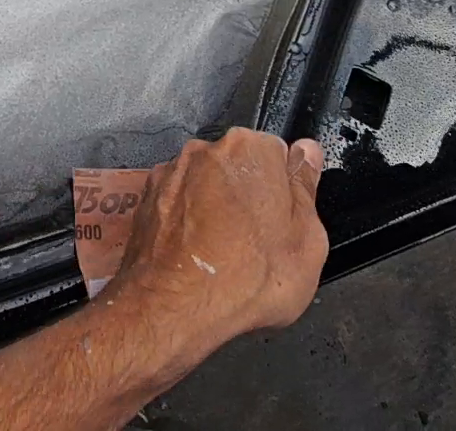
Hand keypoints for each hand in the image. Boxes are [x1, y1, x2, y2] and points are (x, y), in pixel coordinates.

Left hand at [104, 130, 327, 362]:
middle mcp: (204, 150)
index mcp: (249, 148)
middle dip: (248, 195)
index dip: (285, 189)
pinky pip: (177, 202)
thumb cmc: (245, 278)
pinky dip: (186, 220)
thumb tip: (308, 154)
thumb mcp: (308, 240)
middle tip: (258, 241)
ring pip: (205, 184)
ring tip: (225, 254)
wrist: (175, 306)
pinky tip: (196, 254)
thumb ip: (307, 186)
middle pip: (238, 166)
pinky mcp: (147, 197)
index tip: (284, 216)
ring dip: (214, 207)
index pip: (278, 154)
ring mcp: (171, 172)